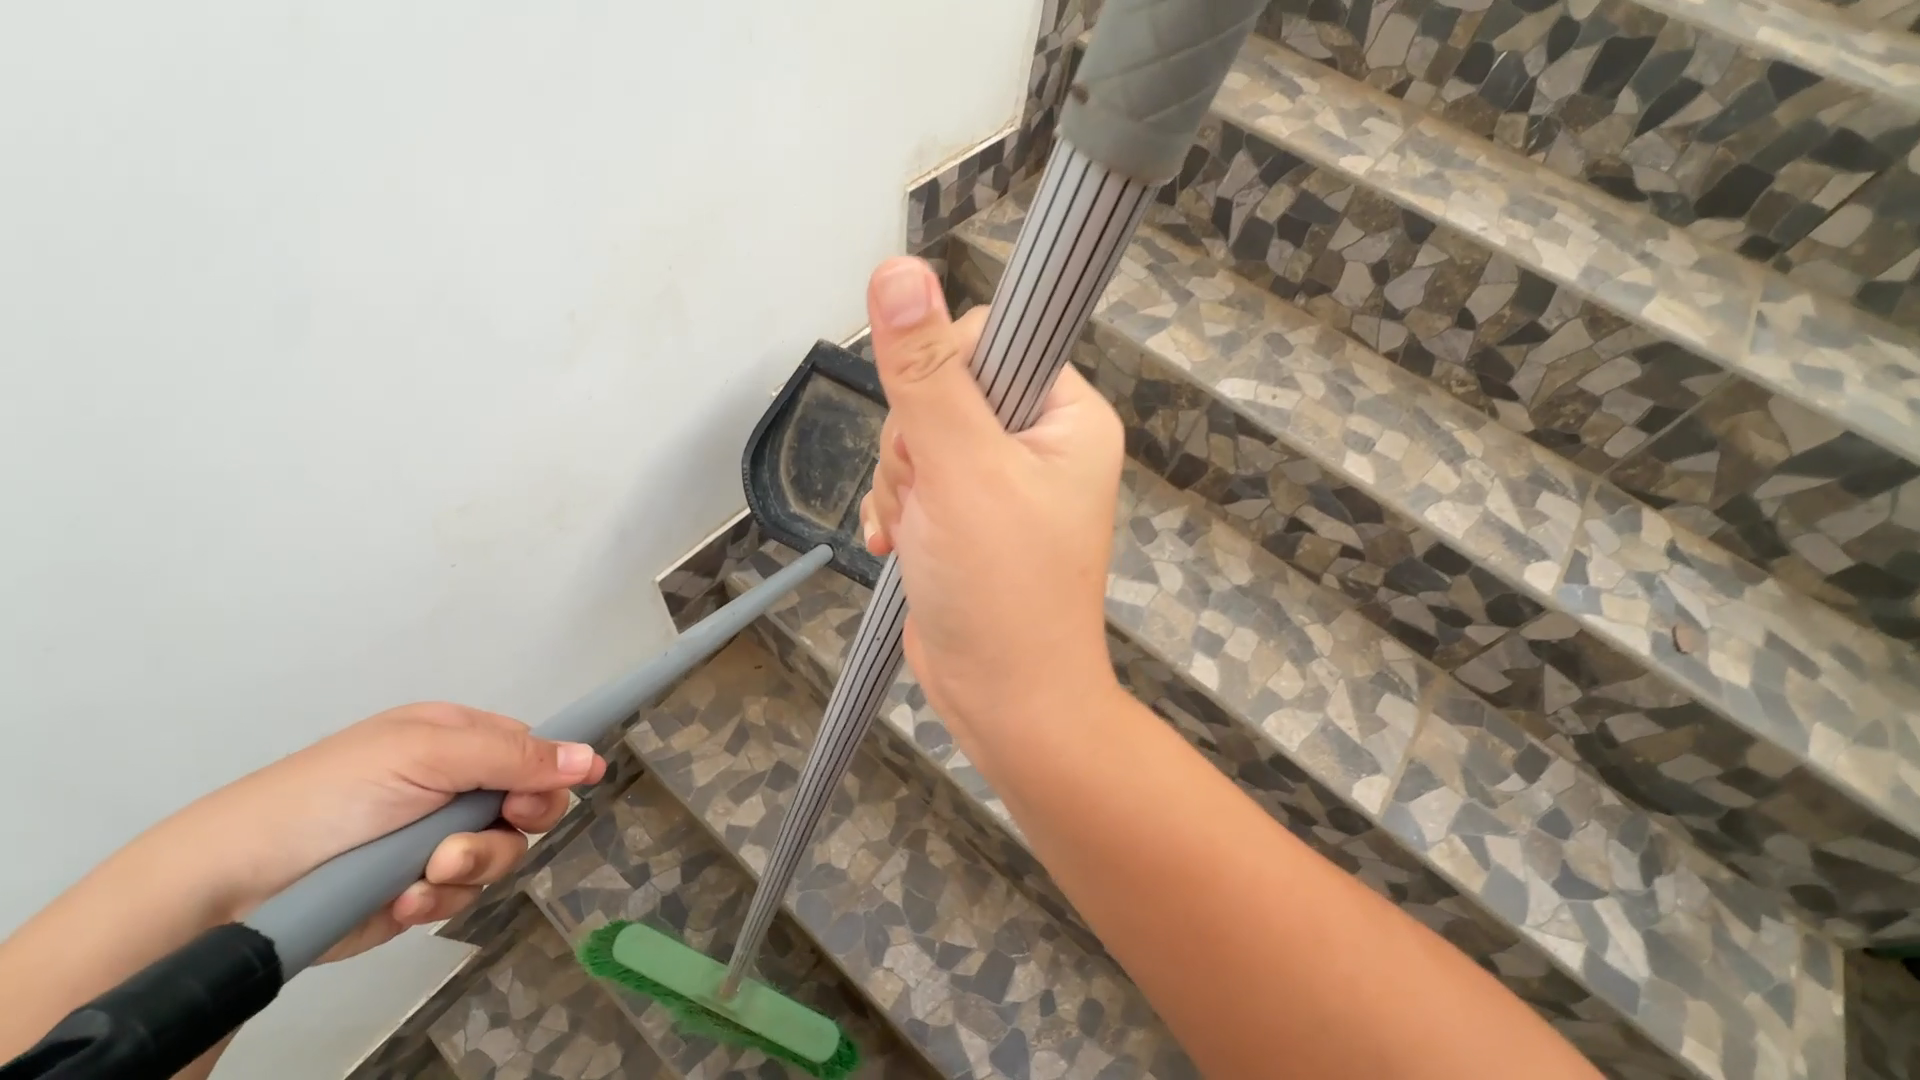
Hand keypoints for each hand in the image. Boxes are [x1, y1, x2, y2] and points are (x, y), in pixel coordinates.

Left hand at [149, 702, 606, 961]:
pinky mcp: (418, 890)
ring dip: (469, 866)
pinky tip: (400, 897)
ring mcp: (436, 841)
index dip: (548, 773)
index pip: (532, 751)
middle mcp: (453, 788)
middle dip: (511, 826)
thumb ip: (516, 757)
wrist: (234, 886)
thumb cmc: (333, 796)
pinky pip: (462, 893)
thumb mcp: (428, 756)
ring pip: (501, 855)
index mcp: (455, 740)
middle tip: (484, 830)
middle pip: (528, 806)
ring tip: (422, 871)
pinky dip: (436, 897)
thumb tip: (594, 756)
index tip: (554, 793)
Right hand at [857, 257, 1124, 754]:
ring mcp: (1000, 478)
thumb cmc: (1004, 594)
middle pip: (943, 387)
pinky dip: (896, 507)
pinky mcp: (967, 514)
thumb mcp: (960, 471)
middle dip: (915, 444)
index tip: (936, 434)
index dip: (943, 373)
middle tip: (931, 497)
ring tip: (918, 535)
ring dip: (901, 482)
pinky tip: (898, 545)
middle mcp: (1039, 439)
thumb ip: (925, 372)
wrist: (1005, 703)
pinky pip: (914, 477)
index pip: (990, 338)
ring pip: (919, 435)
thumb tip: (899, 271)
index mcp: (1067, 414)